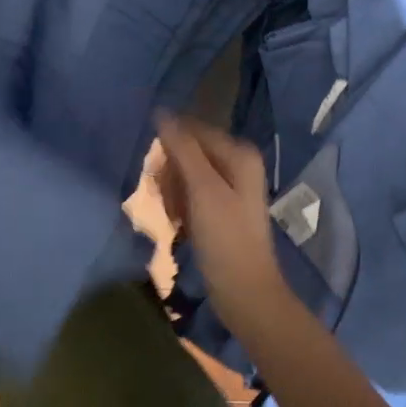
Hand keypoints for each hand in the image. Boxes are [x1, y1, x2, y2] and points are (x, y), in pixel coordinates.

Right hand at [154, 113, 287, 325]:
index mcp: (239, 152)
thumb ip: (183, 148)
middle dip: (172, 175)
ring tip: (176, 218)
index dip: (171, 150)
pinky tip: (180, 225)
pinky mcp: (220, 208)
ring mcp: (229, 187)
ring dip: (174, 194)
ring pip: (186, 174)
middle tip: (170, 203)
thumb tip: (161, 111)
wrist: (245, 294)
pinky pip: (191, 194)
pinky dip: (181, 207)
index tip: (160, 177)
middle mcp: (237, 163)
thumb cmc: (226, 239)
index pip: (191, 131)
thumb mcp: (203, 190)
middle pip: (188, 152)